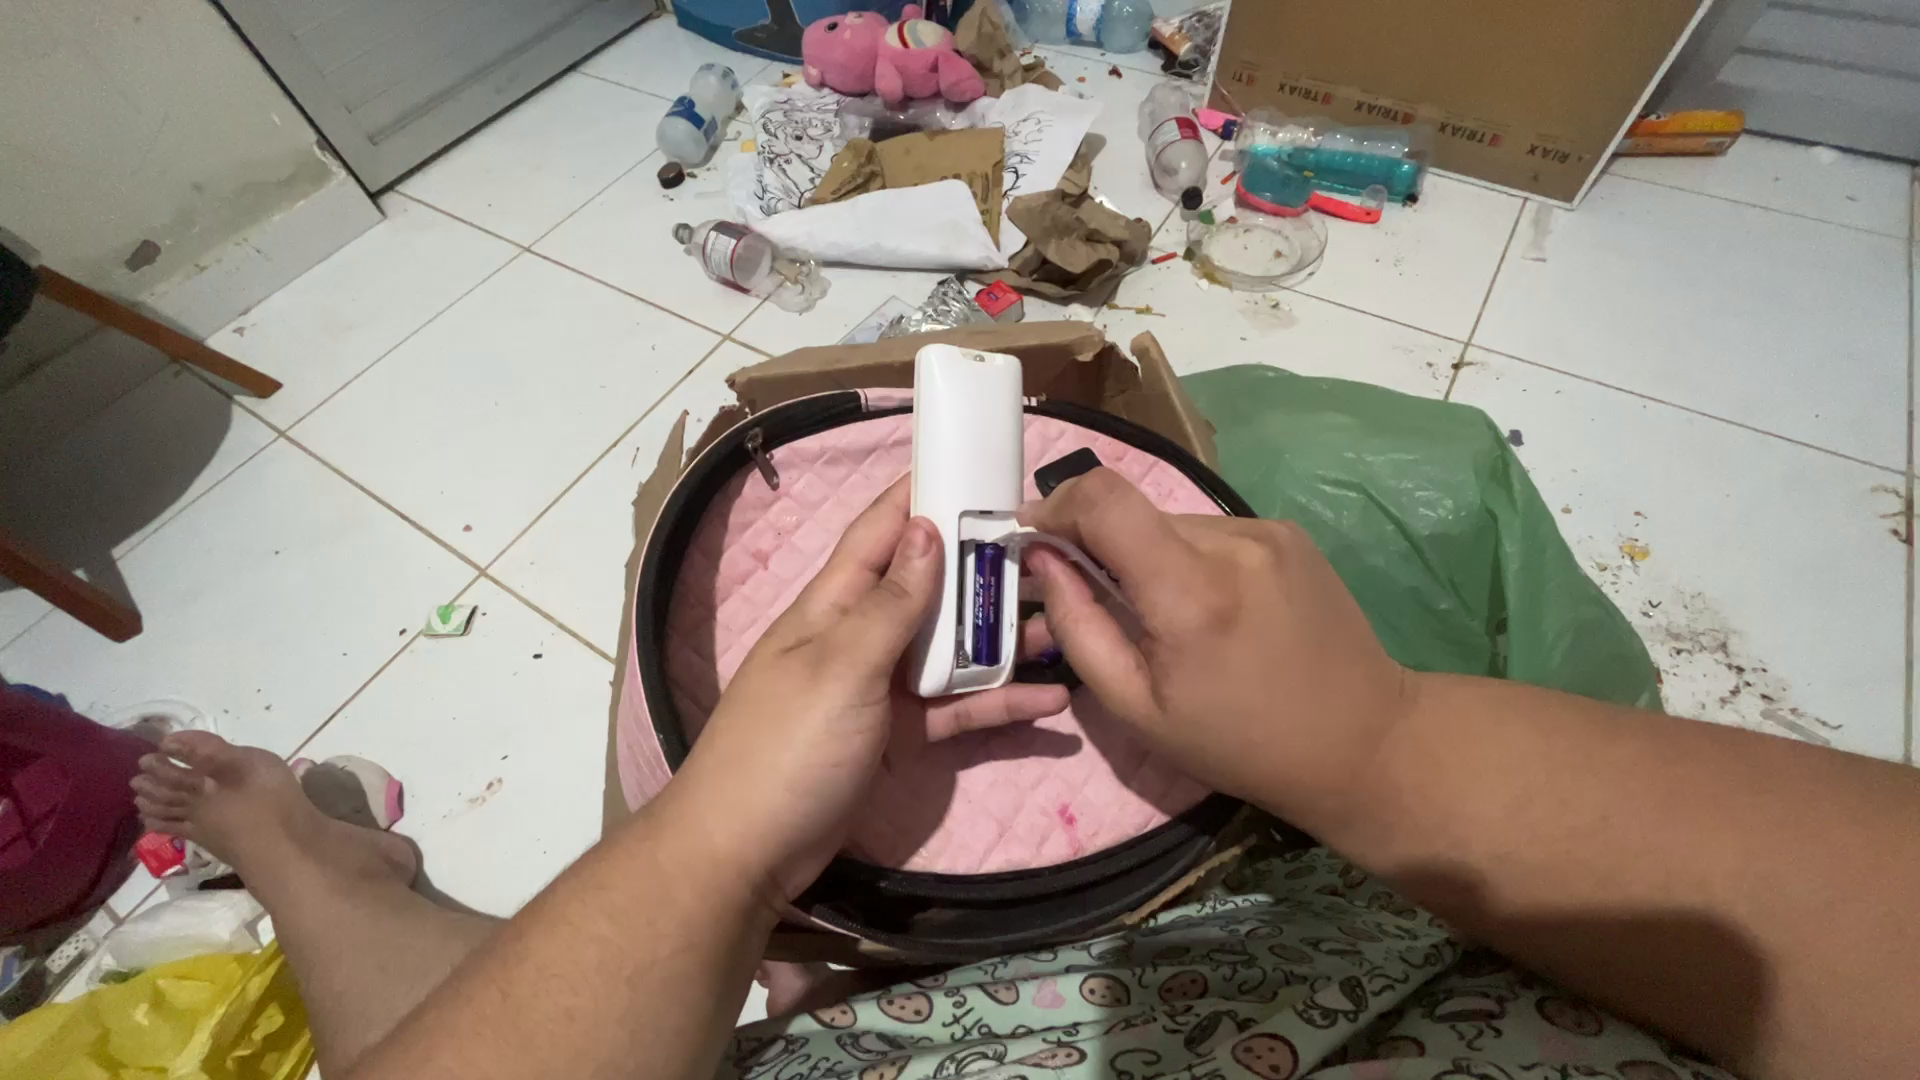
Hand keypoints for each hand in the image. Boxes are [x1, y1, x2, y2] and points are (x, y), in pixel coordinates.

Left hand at [669, 479, 1070, 902]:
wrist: (748, 853)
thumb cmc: (787, 744)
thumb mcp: (841, 665)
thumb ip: (889, 602)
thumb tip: (923, 529)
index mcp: (834, 603)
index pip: (881, 532)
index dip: (920, 495)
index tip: (973, 468)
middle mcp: (861, 633)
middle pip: (929, 586)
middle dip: (979, 565)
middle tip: (1045, 547)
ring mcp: (884, 686)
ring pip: (951, 646)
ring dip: (1001, 636)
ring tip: (1063, 620)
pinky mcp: (902, 734)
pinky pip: (957, 707)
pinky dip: (999, 701)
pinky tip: (1050, 699)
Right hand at [1019, 468, 1413, 820]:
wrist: (1363, 740)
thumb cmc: (1238, 741)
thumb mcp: (1137, 709)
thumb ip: (1079, 628)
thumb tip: (1044, 561)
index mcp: (1189, 592)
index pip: (1104, 499)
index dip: (1055, 505)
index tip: (1033, 536)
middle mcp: (1231, 543)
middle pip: (1132, 513)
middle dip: (1094, 544)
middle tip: (1088, 593)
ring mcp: (1266, 531)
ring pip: (1168, 522)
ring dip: (1143, 555)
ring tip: (1159, 613)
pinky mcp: (1286, 533)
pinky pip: (1208, 531)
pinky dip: (1184, 558)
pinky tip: (1206, 607)